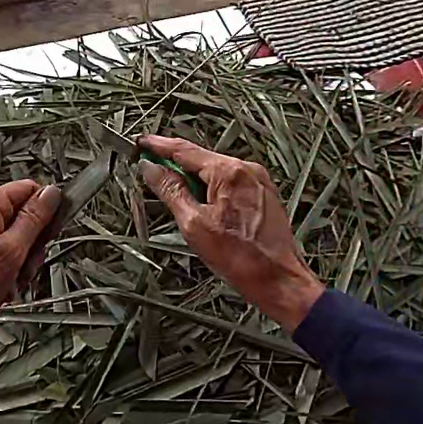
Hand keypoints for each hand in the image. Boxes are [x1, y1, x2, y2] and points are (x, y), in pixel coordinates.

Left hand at [0, 179, 61, 346]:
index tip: (50, 231)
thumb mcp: (12, 252)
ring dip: (21, 263)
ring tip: (11, 280)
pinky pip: (3, 254)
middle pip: (25, 217)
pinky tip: (1, 286)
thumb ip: (35, 220)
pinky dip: (8, 271)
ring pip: (17, 239)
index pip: (30, 189)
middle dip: (32, 245)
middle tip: (26, 263)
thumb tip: (52, 195)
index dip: (46, 211)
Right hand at [137, 134, 324, 331]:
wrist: (279, 280)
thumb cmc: (243, 258)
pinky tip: (203, 207)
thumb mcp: (194, 224)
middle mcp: (247, 170)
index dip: (159, 146)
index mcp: (229, 172)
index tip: (143, 143)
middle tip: (152, 172)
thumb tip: (151, 170)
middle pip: (201, 158)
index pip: (184, 150)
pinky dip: (211, 188)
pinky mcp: (263, 193)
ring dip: (193, 180)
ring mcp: (258, 180)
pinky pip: (230, 181)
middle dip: (175, 165)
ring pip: (215, 171)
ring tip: (180, 201)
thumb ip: (170, 191)